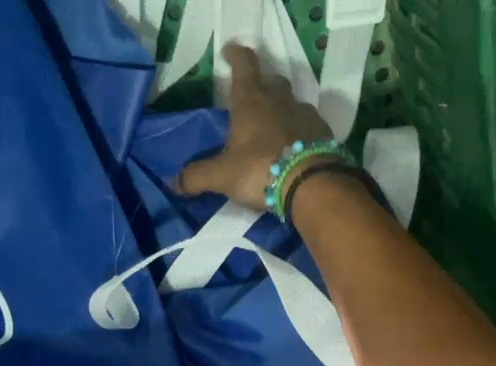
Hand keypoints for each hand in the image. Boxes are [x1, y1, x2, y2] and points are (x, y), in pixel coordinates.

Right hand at [177, 43, 332, 207]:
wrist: (309, 183)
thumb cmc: (259, 170)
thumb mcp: (222, 176)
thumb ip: (198, 177)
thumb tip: (174, 182)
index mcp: (251, 102)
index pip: (243, 65)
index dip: (236, 55)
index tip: (229, 52)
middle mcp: (278, 100)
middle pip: (271, 81)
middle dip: (261, 84)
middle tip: (252, 98)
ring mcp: (304, 114)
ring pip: (291, 102)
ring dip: (281, 110)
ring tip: (272, 128)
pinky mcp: (321, 132)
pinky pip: (307, 125)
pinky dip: (298, 131)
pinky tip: (293, 147)